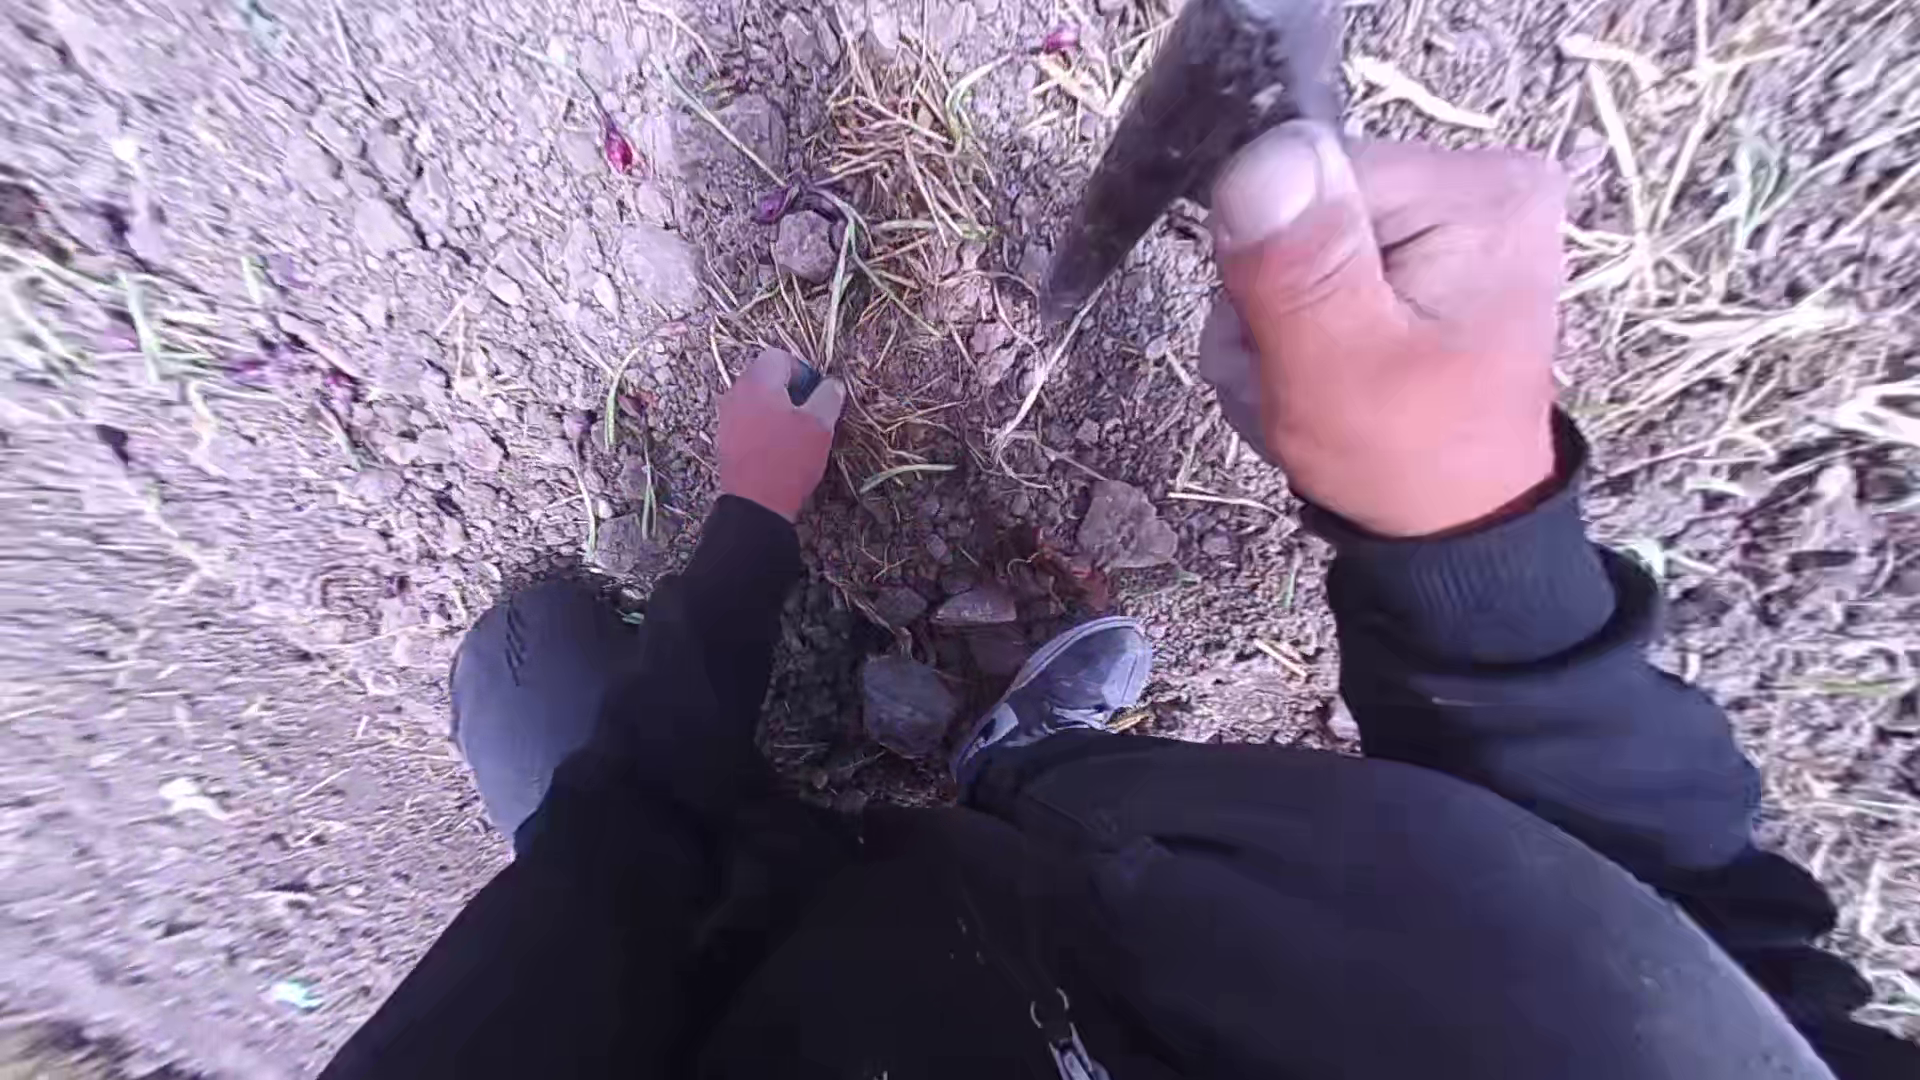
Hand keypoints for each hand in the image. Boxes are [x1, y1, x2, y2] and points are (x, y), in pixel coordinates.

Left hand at [718, 348, 845, 520]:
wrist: (756, 503)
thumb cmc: (789, 458)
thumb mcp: (820, 425)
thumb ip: (829, 396)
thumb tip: (833, 384)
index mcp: (758, 381)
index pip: (780, 356)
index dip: (804, 371)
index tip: (818, 395)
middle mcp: (736, 393)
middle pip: (767, 377)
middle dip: (792, 391)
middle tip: (812, 414)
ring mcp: (727, 417)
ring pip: (758, 401)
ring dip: (779, 410)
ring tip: (798, 434)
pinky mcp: (726, 440)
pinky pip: (749, 421)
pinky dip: (766, 427)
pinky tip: (781, 449)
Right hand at [1204, 122, 1564, 536]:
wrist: (1437, 522)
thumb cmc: (1394, 455)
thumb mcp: (1337, 368)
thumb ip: (1300, 268)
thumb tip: (1259, 157)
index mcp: (1472, 194)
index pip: (1304, 182)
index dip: (1263, 265)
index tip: (1278, 337)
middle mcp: (1465, 190)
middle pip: (1291, 218)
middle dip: (1259, 307)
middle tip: (1287, 374)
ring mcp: (1434, 232)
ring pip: (1282, 257)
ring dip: (1260, 333)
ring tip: (1294, 386)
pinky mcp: (1405, 271)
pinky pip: (1299, 283)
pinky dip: (1279, 339)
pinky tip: (1302, 378)